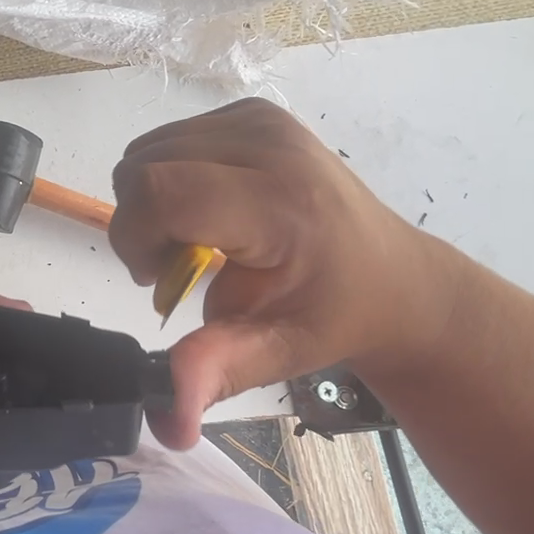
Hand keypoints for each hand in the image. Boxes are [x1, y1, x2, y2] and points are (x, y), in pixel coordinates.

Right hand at [109, 98, 458, 448]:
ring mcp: (260, 119)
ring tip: (194, 238)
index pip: (158, 192)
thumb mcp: (280, 350)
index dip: (136, 236)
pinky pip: (168, 140)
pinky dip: (169, 177)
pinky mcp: (251, 111)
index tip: (160, 279)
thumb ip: (216, 369)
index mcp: (279, 203)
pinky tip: (207, 208)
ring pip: (146, 152)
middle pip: (140, 169)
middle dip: (139, 224)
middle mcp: (268, 144)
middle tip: (178, 267)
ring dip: (151, 201)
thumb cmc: (336, 316)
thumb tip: (167, 422)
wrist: (397, 275)